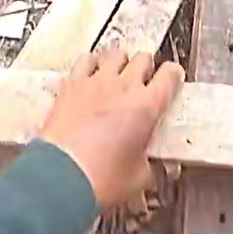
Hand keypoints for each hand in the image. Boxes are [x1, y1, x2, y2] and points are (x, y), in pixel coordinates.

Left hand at [35, 50, 183, 207]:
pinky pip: (86, 60)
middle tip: (143, 83)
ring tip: (117, 76)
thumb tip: (148, 166)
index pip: (170, 75)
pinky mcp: (73, 84)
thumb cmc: (101, 179)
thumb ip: (148, 164)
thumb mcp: (138, 178)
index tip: (171, 80)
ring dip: (121, 63)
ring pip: (117, 54)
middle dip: (146, 69)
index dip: (173, 75)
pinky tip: (91, 75)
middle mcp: (125, 86)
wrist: (60, 178)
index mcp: (147, 106)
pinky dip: (92, 64)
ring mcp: (97, 81)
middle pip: (144, 59)